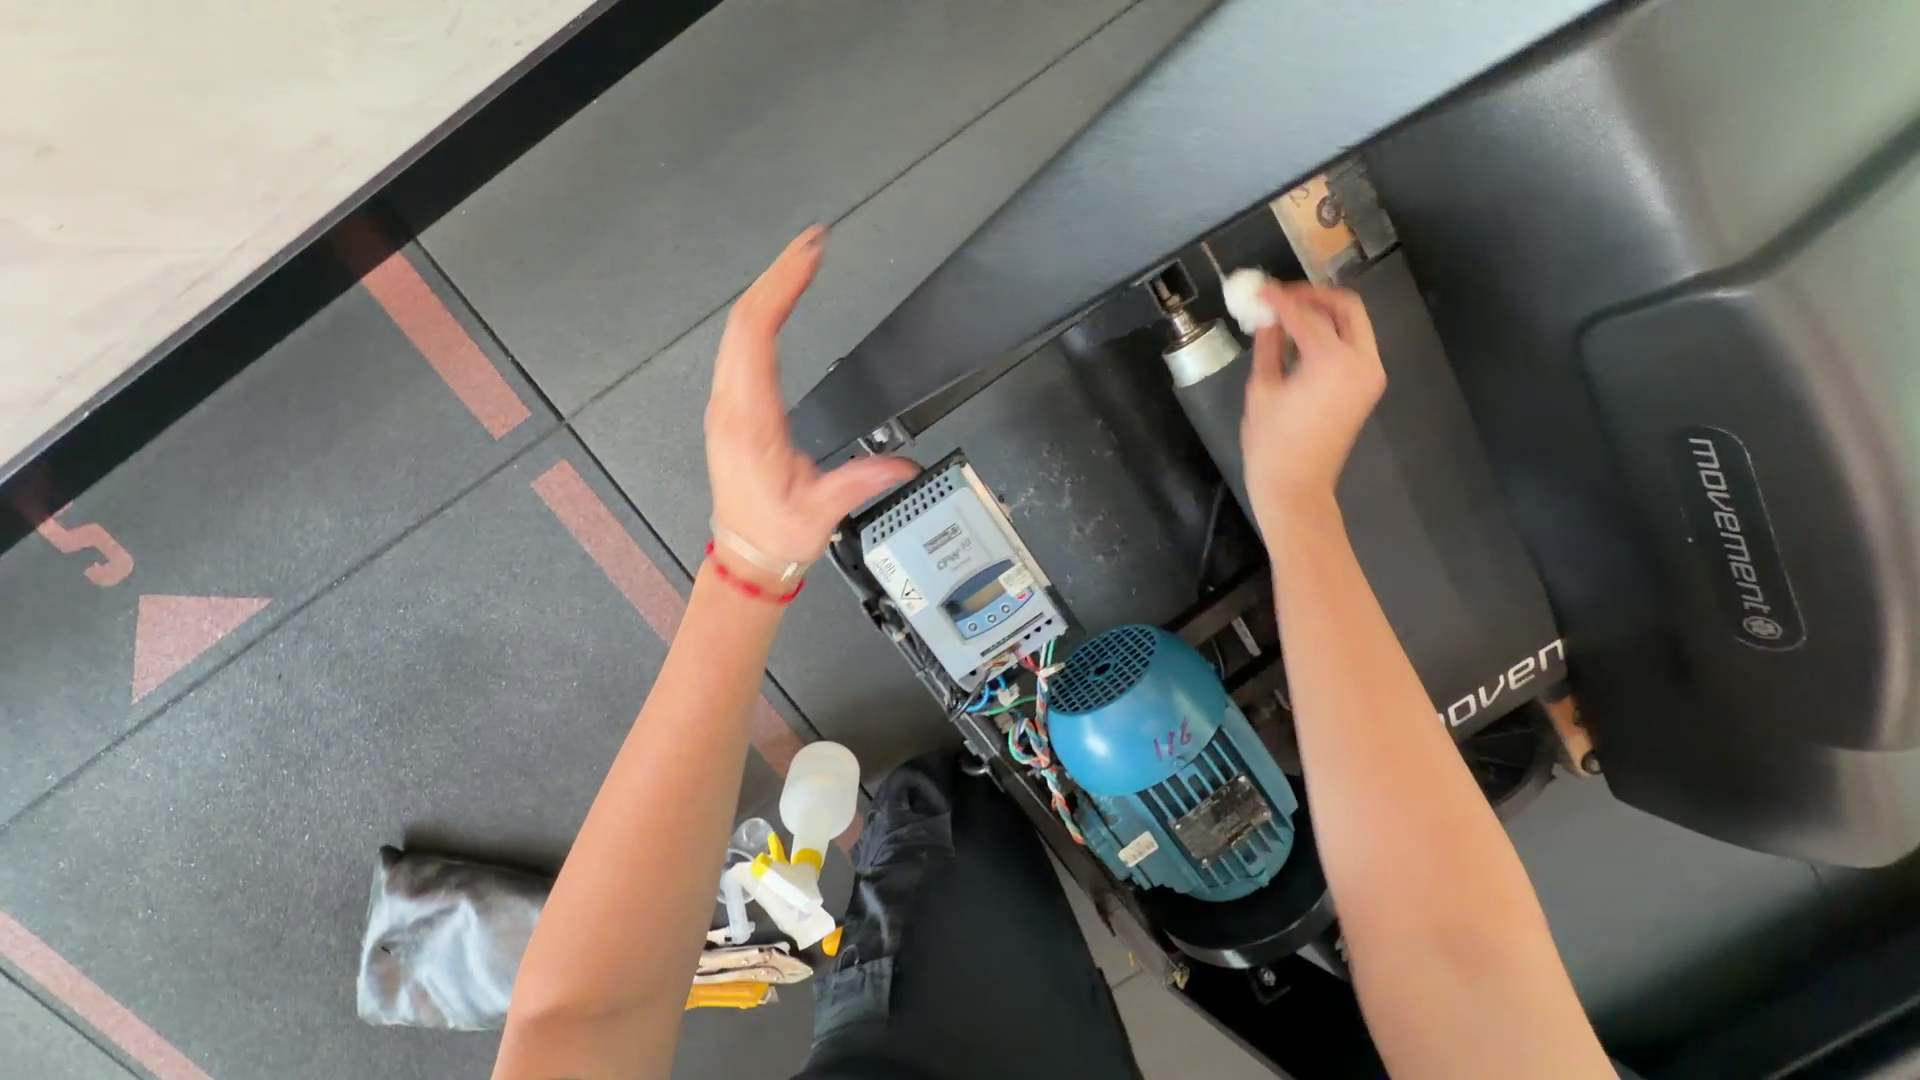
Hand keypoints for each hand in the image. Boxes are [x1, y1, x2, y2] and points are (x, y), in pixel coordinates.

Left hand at [705, 227, 917, 579]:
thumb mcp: (822, 511)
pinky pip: (738, 346)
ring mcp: (727, 404)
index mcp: (751, 420)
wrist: (746, 554)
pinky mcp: (732, 407)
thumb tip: (901, 463)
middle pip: (743, 318)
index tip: (810, 255)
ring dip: (767, 289)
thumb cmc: (774, 533)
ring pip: (737, 328)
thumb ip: (862, 481)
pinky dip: (760, 313)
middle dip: (778, 272)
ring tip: (800, 263)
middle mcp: (731, 405)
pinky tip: (777, 303)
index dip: (782, 285)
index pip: (757, 333)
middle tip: (812, 243)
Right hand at [1241, 281, 1385, 531]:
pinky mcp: (1367, 387)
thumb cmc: (1271, 443)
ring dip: (1325, 314)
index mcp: (1332, 361)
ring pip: (1354, 325)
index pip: (1306, 316)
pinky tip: (1303, 340)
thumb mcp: (1262, 389)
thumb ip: (1268, 346)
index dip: (1280, 300)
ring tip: (1289, 316)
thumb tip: (1266, 319)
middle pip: (1346, 308)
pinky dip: (1332, 335)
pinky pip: (1354, 346)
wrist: (1296, 486)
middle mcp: (1361, 361)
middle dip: (1314, 297)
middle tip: (1283, 298)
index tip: (1259, 291)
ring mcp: (1370, 375)